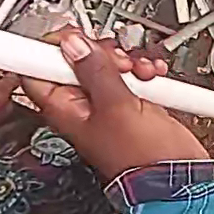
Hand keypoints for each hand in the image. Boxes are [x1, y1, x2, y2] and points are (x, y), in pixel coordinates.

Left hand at [19, 29, 207, 180]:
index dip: (50, 48)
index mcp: (65, 108)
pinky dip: (143, 69)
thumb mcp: (117, 107)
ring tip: (140, 72)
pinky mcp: (133, 102)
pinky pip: (132, 74)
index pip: (36, 69)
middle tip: (115, 60)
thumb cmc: (142, 159)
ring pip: (107, 64)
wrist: (177, 177)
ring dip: (127, 60)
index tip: (68, 36)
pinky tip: (153, 75)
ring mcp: (109, 103)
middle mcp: (84, 105)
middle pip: (76, 60)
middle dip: (99, 52)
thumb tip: (73, 45)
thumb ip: (95, 71)